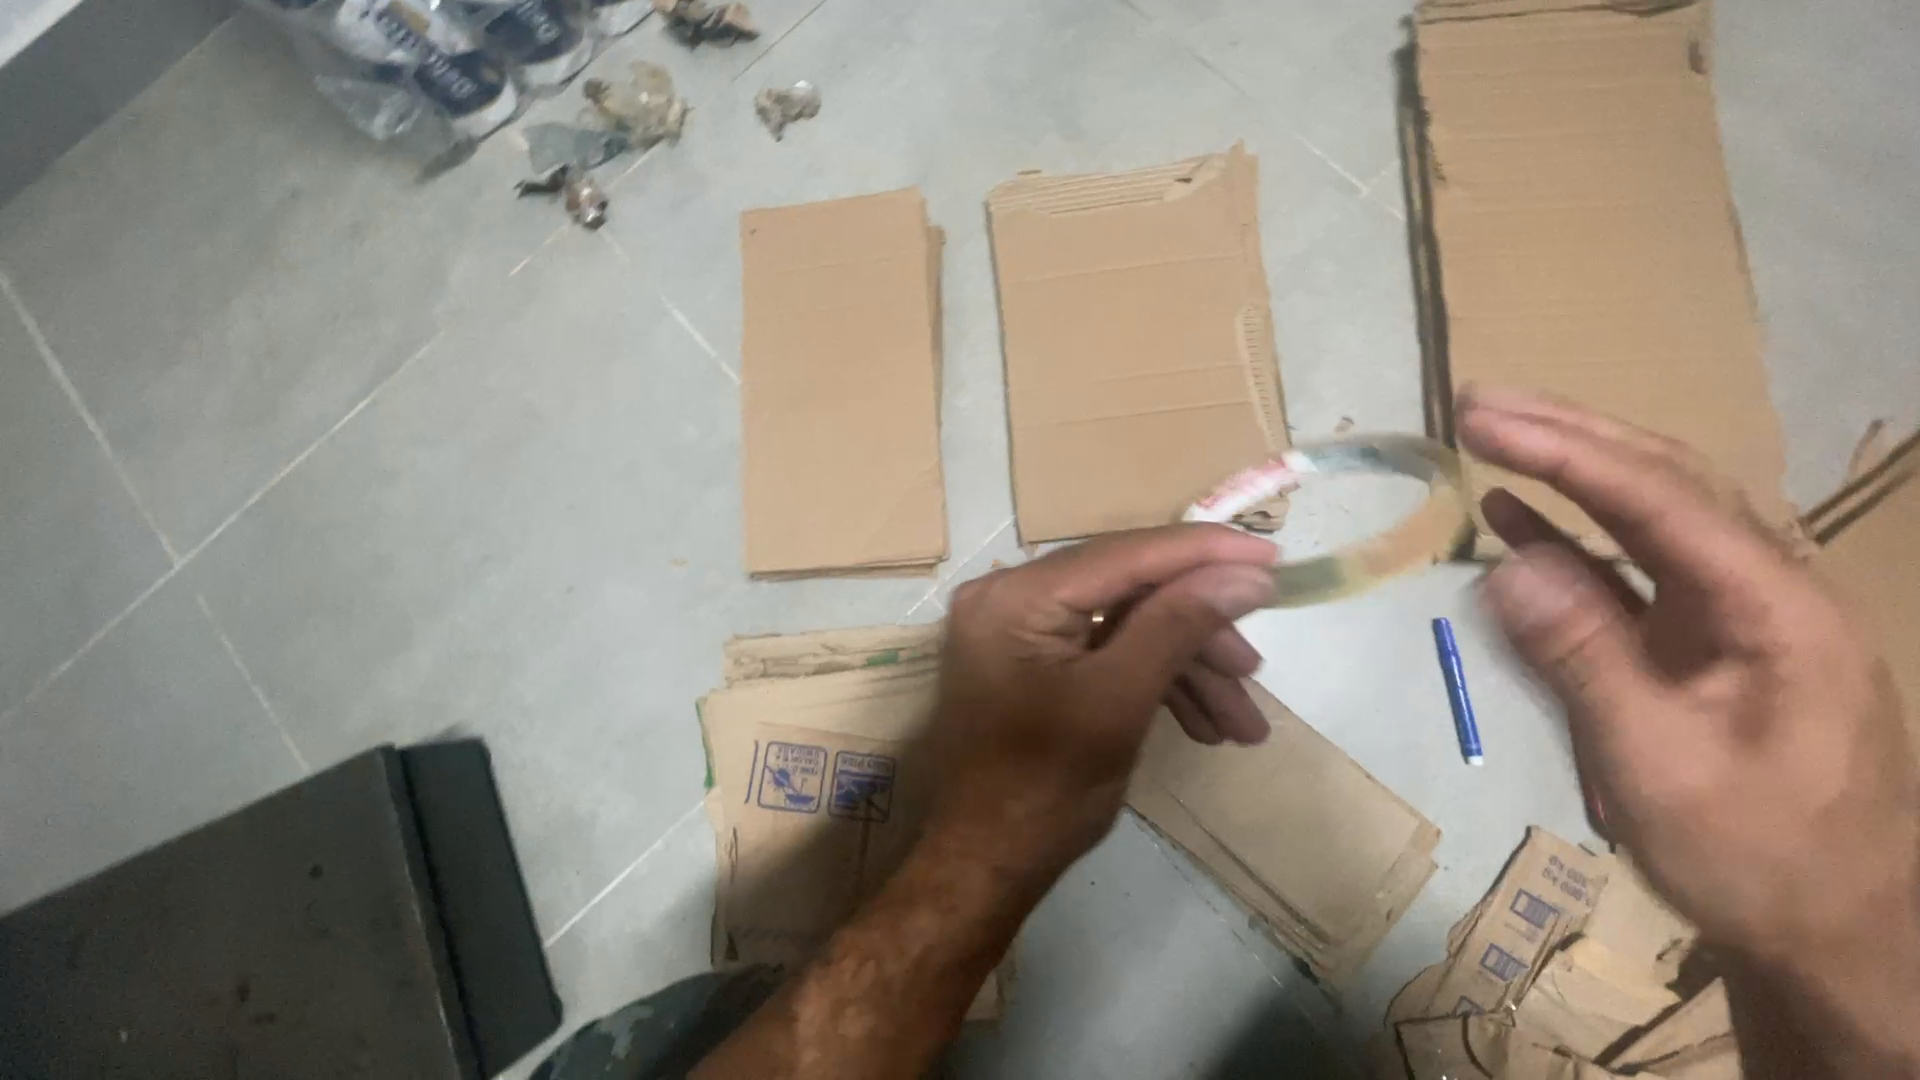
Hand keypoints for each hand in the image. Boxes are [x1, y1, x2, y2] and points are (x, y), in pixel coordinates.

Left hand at [928, 525, 1277, 879]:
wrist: (983, 864)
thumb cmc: (1044, 790)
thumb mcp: (1119, 702)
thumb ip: (1180, 625)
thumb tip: (1247, 573)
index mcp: (1016, 596)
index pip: (1124, 552)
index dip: (1203, 553)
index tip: (1274, 557)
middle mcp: (1010, 596)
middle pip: (1129, 590)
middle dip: (1199, 632)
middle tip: (1255, 672)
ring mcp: (1019, 629)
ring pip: (1125, 626)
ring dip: (1186, 668)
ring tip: (1241, 724)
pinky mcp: (1032, 659)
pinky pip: (1105, 652)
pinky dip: (1155, 681)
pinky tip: (1204, 726)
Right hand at [1457, 386, 1919, 976]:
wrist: (1834, 929)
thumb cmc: (1755, 852)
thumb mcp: (1659, 762)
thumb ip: (1584, 657)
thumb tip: (1504, 563)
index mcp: (1774, 609)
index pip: (1660, 500)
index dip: (1567, 452)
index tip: (1482, 420)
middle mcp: (1761, 589)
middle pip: (1664, 481)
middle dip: (1569, 432)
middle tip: (1479, 401)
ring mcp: (1727, 612)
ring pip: (1648, 510)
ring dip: (1569, 465)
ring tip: (1493, 430)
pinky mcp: (1691, 639)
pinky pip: (1624, 567)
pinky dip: (1564, 533)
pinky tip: (1512, 515)